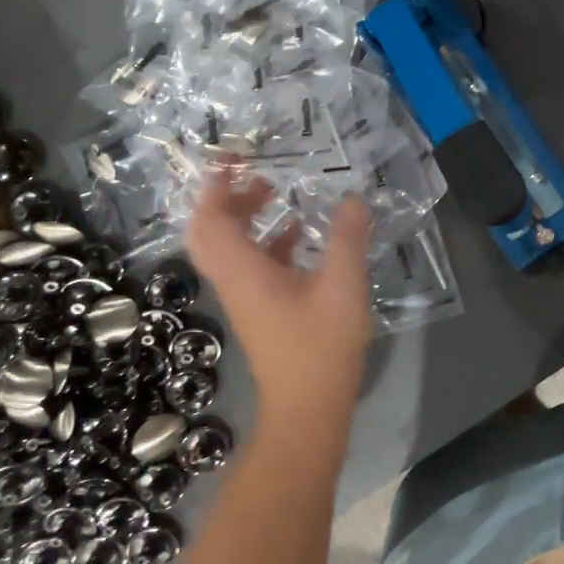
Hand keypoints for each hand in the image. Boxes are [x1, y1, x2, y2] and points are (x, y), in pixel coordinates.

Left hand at [185, 173, 372, 431]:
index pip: (212, 221)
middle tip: (254, 175)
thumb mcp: (344, 287)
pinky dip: (269, 241)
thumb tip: (352, 198)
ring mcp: (247, 297)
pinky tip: (301, 235)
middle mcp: (236, 281)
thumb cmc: (322, 345)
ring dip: (247, 217)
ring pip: (232, 248)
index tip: (235, 159)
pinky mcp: (263, 309)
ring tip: (276, 194)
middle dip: (227, 198)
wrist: (308, 404)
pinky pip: (253, 264)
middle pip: (211, 232)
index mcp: (245, 272)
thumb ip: (347, 240)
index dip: (215, 187)